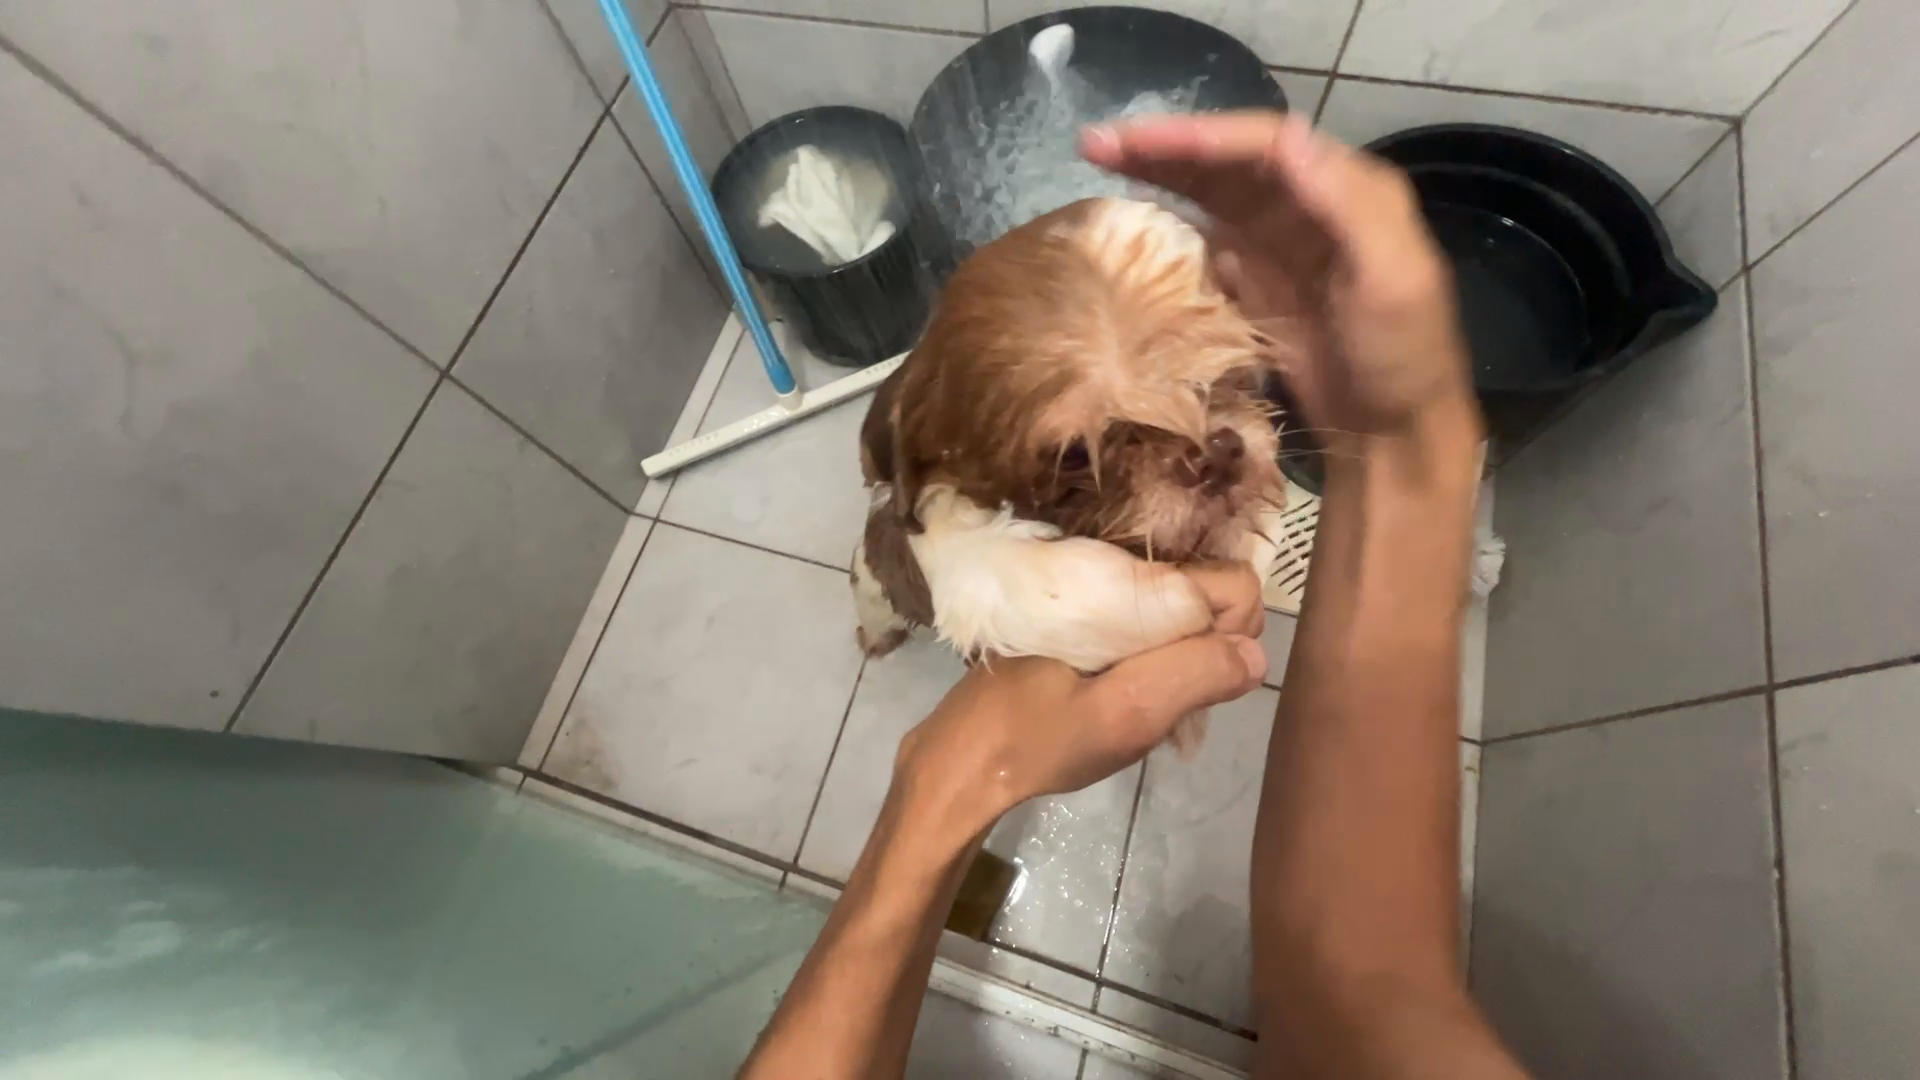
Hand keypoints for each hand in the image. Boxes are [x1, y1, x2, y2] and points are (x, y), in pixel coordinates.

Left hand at [893, 565, 1267, 836]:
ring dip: (1180, 658)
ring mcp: (1096, 595)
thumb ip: (1191, 676)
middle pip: (1206, 595)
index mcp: (1125, 587)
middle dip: (1208, 648)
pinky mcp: (1082, 617)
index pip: (1231, 582)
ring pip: (1177, 613)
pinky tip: (1126, 696)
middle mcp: (1113, 574)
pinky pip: (1144, 625)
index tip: (1203, 682)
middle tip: (1171, 700)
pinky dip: (1152, 658)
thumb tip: (1255, 652)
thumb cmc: (1040, 737)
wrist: (966, 754)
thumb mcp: (1123, 716)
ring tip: (1147, 704)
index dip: (1234, 633)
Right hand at [1081, 111, 1477, 446]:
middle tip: (1098, 144)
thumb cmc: (1401, 355)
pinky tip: (1138, 218)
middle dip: (1164, 148)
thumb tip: (1286, 138)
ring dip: (1159, 177)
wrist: (1388, 427)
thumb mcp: (1393, 277)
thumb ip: (1346, 205)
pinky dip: (1171, 224)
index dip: (1200, 138)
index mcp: (1346, 189)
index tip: (1141, 143)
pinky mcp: (1253, 284)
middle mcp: (1306, 205)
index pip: (1263, 147)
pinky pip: (1206, 240)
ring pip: (1210, 195)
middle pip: (1226, 163)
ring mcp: (1276, 245)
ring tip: (1104, 164)